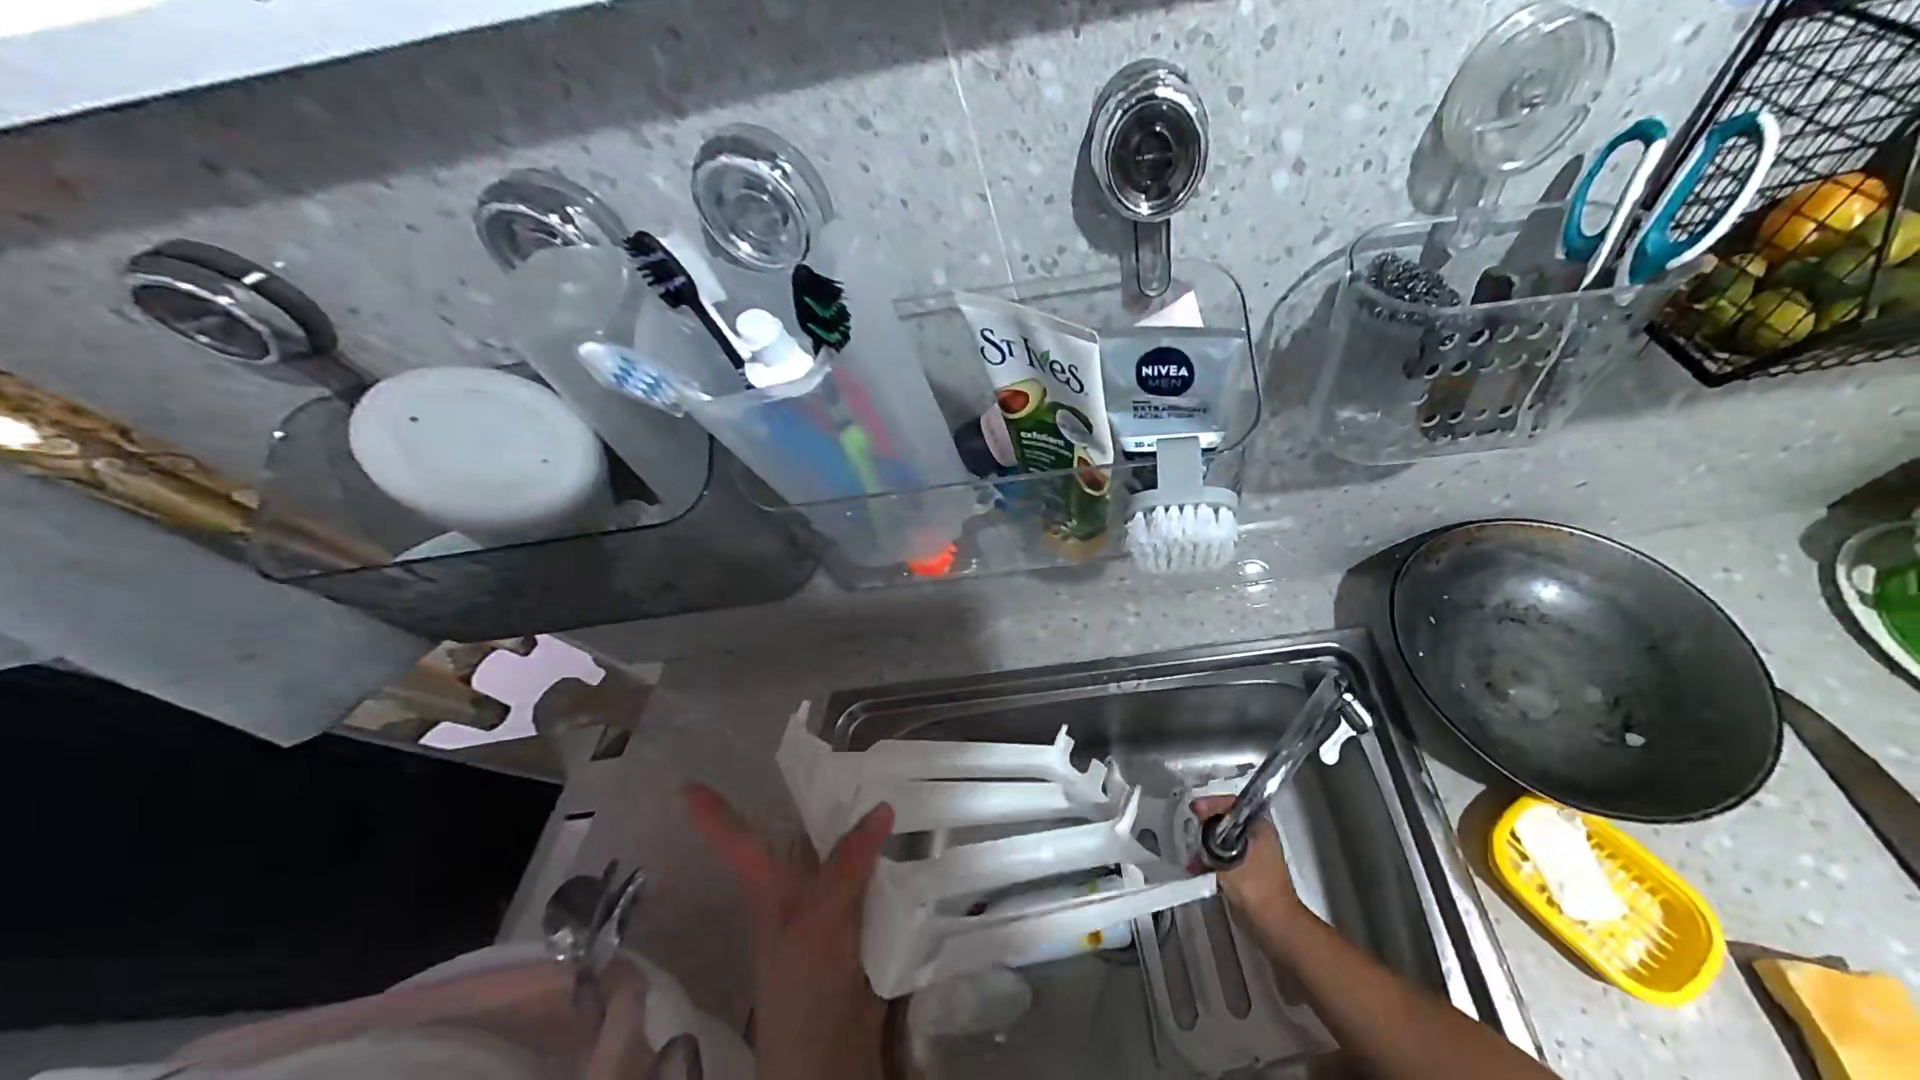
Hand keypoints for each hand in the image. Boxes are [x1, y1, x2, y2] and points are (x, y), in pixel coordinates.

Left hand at [686, 784, 893, 1079]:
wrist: (829, 1054)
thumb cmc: (801, 985)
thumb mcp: (819, 919)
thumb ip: (846, 863)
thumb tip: (881, 807)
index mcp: (770, 886)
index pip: (735, 840)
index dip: (715, 813)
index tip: (690, 784)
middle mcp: (796, 889)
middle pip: (801, 834)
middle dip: (819, 797)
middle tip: (846, 751)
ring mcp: (828, 908)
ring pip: (842, 853)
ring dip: (861, 823)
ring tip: (891, 778)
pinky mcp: (859, 924)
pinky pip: (873, 879)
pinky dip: (889, 858)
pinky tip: (914, 837)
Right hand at [1192, 795, 1306, 925]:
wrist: (1273, 924)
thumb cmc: (1255, 886)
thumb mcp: (1229, 856)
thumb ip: (1211, 838)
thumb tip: (1196, 827)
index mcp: (1260, 827)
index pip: (1233, 803)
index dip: (1212, 803)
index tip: (1194, 809)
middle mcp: (1257, 836)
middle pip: (1225, 820)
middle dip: (1205, 825)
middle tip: (1188, 828)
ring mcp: (1251, 854)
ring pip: (1222, 839)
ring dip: (1204, 844)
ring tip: (1189, 852)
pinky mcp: (1244, 870)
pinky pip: (1222, 856)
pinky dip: (1209, 859)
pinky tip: (1195, 867)